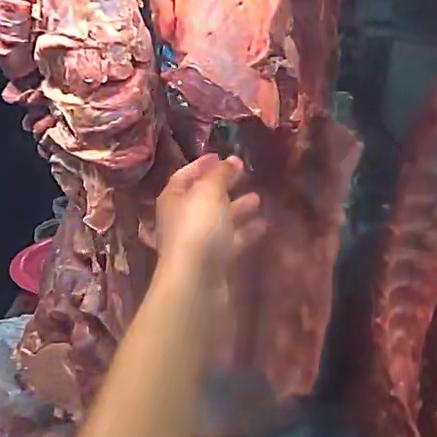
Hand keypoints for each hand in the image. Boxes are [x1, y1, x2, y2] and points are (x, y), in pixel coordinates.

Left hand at [155, 155, 263, 271]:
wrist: (195, 280)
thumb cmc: (198, 228)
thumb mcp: (209, 192)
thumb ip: (220, 174)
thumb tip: (231, 160)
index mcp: (173, 199)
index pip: (184, 176)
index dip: (202, 165)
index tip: (221, 156)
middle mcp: (181, 219)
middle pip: (203, 198)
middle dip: (223, 186)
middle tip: (245, 174)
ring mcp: (196, 242)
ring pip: (218, 220)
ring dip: (237, 208)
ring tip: (258, 198)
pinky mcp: (211, 261)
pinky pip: (229, 241)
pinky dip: (244, 232)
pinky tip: (263, 225)